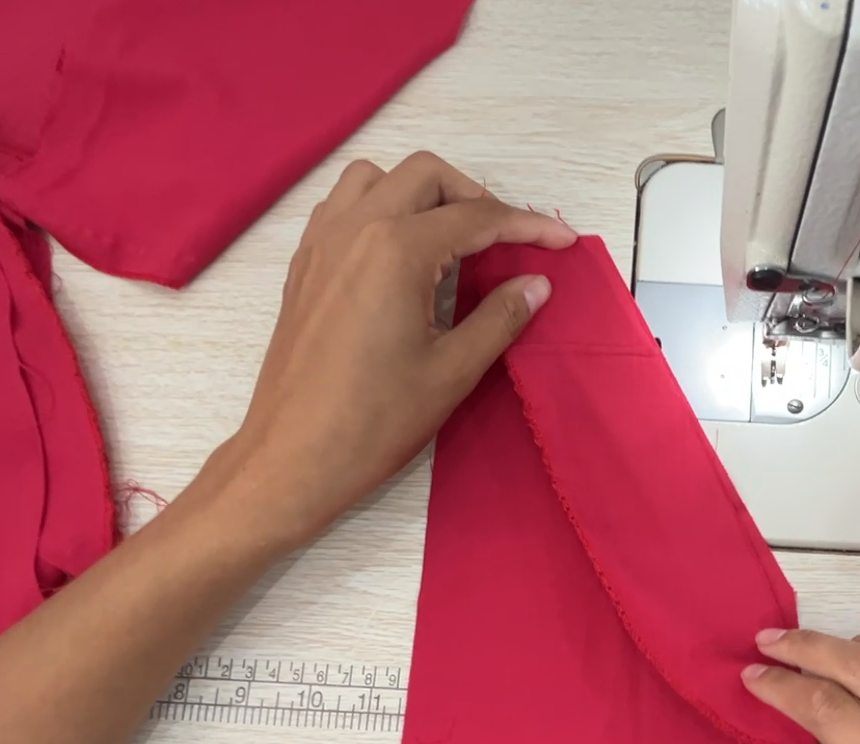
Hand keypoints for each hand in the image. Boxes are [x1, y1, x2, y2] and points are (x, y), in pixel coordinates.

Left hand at [193, 152, 577, 551]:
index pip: (476, 219)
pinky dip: (384, 209)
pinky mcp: (305, 263)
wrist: (297, 453)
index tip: (562, 242)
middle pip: (426, 175)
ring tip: (454, 239)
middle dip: (477, 197)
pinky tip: (403, 255)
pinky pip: (346, 205)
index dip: (527, 226)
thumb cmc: (379, 418)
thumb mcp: (454, 371)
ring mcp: (322, 241)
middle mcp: (355, 227)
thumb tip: (537, 284)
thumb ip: (500, 318)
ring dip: (424, 194)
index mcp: (396, 250)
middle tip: (508, 240)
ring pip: (379, 178)